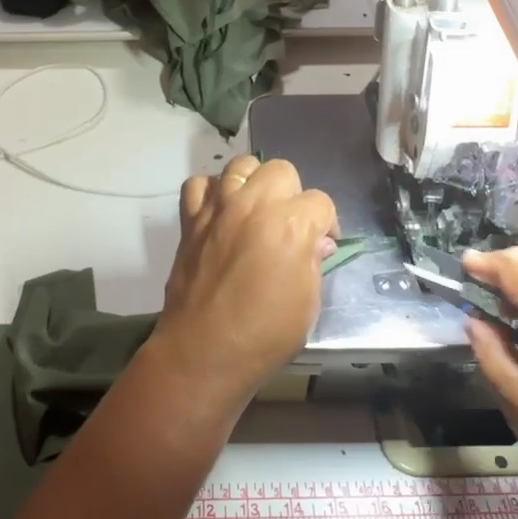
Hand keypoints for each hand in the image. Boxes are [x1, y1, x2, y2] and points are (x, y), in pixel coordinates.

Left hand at [153, 156, 338, 403]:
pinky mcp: (191, 220)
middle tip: (289, 224)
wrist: (204, 352)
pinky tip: (221, 212)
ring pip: (241, 166)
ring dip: (254, 183)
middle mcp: (254, 205)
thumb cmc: (264, 335)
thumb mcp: (308, 304)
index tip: (323, 244)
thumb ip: (312, 263)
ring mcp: (219, 208)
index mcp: (290, 224)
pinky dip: (212, 192)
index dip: (326, 223)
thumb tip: (315, 243)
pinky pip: (199, 185)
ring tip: (256, 210)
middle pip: (281, 171)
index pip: (320, 202)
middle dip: (292, 194)